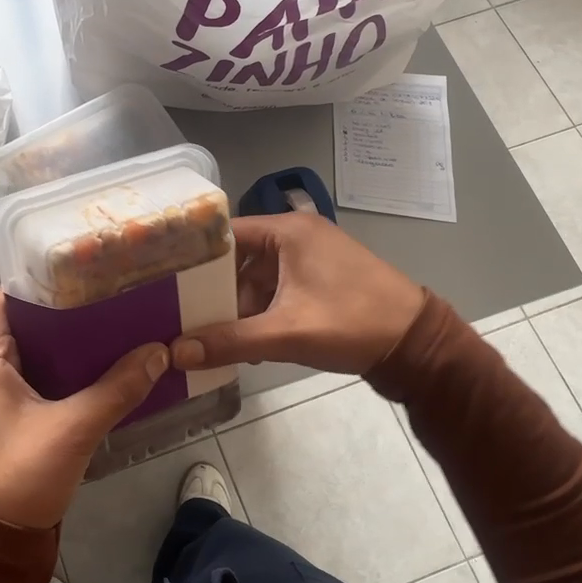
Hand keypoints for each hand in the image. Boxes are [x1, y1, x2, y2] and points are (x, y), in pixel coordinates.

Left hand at [0, 292, 171, 528]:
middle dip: (69, 306)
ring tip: (119, 319)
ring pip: (37, 349)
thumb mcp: (72, 429)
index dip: (45, 277)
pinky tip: (105, 363)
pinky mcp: (10, 413)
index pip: (10, 295)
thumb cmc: (18, 474)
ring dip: (71, 338)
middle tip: (116, 290)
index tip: (87, 265)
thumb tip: (160, 351)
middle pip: (27, 319)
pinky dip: (68, 366)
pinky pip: (40, 375)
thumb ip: (116, 389)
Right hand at [171, 212, 424, 375]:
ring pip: (258, 276)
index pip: (224, 233)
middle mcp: (298, 234)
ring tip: (214, 336)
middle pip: (239, 257)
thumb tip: (176, 352)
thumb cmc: (352, 325)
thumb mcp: (285, 333)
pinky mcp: (322, 279)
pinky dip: (263, 310)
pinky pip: (278, 288)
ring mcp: (312, 257)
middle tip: (184, 316)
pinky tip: (249, 340)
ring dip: (240, 306)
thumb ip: (229, 340)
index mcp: (288, 230)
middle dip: (216, 290)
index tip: (163, 279)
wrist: (417, 346)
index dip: (193, 255)